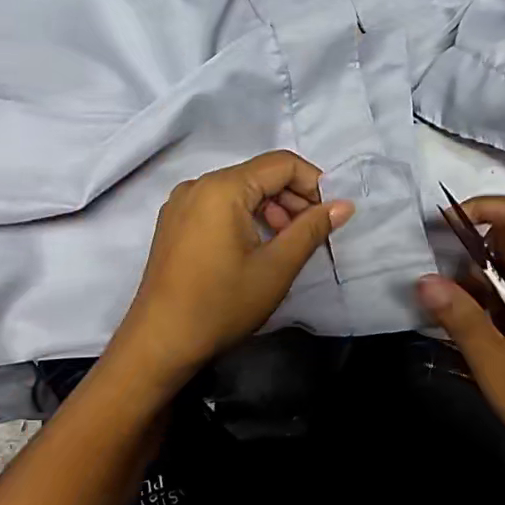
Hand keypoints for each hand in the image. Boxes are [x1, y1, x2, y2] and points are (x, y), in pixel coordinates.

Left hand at [110, 150, 353, 387]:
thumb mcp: (276, 268)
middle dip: (291, 198)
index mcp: (222, 188)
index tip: (330, 214)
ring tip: (285, 243)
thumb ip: (311, 229)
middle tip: (310, 234)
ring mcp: (181, 203)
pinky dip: (243, 216)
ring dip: (269, 208)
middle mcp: (198, 185)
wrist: (160, 340)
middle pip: (258, 174)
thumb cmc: (221, 304)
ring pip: (238, 190)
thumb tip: (343, 205)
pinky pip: (217, 204)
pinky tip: (255, 246)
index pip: (281, 164)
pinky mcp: (173, 221)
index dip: (313, 183)